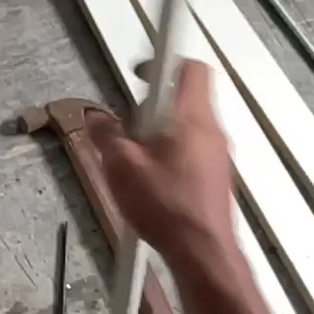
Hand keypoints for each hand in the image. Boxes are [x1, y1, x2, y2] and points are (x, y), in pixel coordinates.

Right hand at [86, 60, 238, 269]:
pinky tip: (148, 181)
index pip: (190, 68)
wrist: (201, 251)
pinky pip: (189, 151)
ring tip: (133, 160)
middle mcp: (211, 130)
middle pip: (183, 99)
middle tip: (127, 128)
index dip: (163, 62)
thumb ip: (105, 135)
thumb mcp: (120, 166)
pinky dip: (167, 155)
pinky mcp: (214, 175)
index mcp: (191, 118)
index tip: (140, 72)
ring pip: (184, 127)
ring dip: (157, 134)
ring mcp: (217, 154)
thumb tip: (95, 117)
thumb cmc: (165, 206)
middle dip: (150, 108)